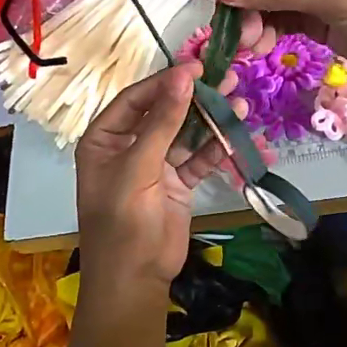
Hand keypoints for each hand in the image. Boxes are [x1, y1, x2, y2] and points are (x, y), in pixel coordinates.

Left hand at [75, 64, 229, 289]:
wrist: (135, 278)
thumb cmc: (123, 222)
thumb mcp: (139, 167)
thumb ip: (163, 121)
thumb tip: (183, 75)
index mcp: (105, 140)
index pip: (136, 100)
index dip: (166, 82)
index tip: (198, 68)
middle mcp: (130, 147)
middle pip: (165, 113)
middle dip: (195, 98)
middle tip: (227, 79)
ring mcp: (156, 165)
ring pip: (187, 135)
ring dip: (212, 122)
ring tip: (240, 103)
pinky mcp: (178, 183)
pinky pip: (199, 159)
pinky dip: (219, 150)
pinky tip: (241, 138)